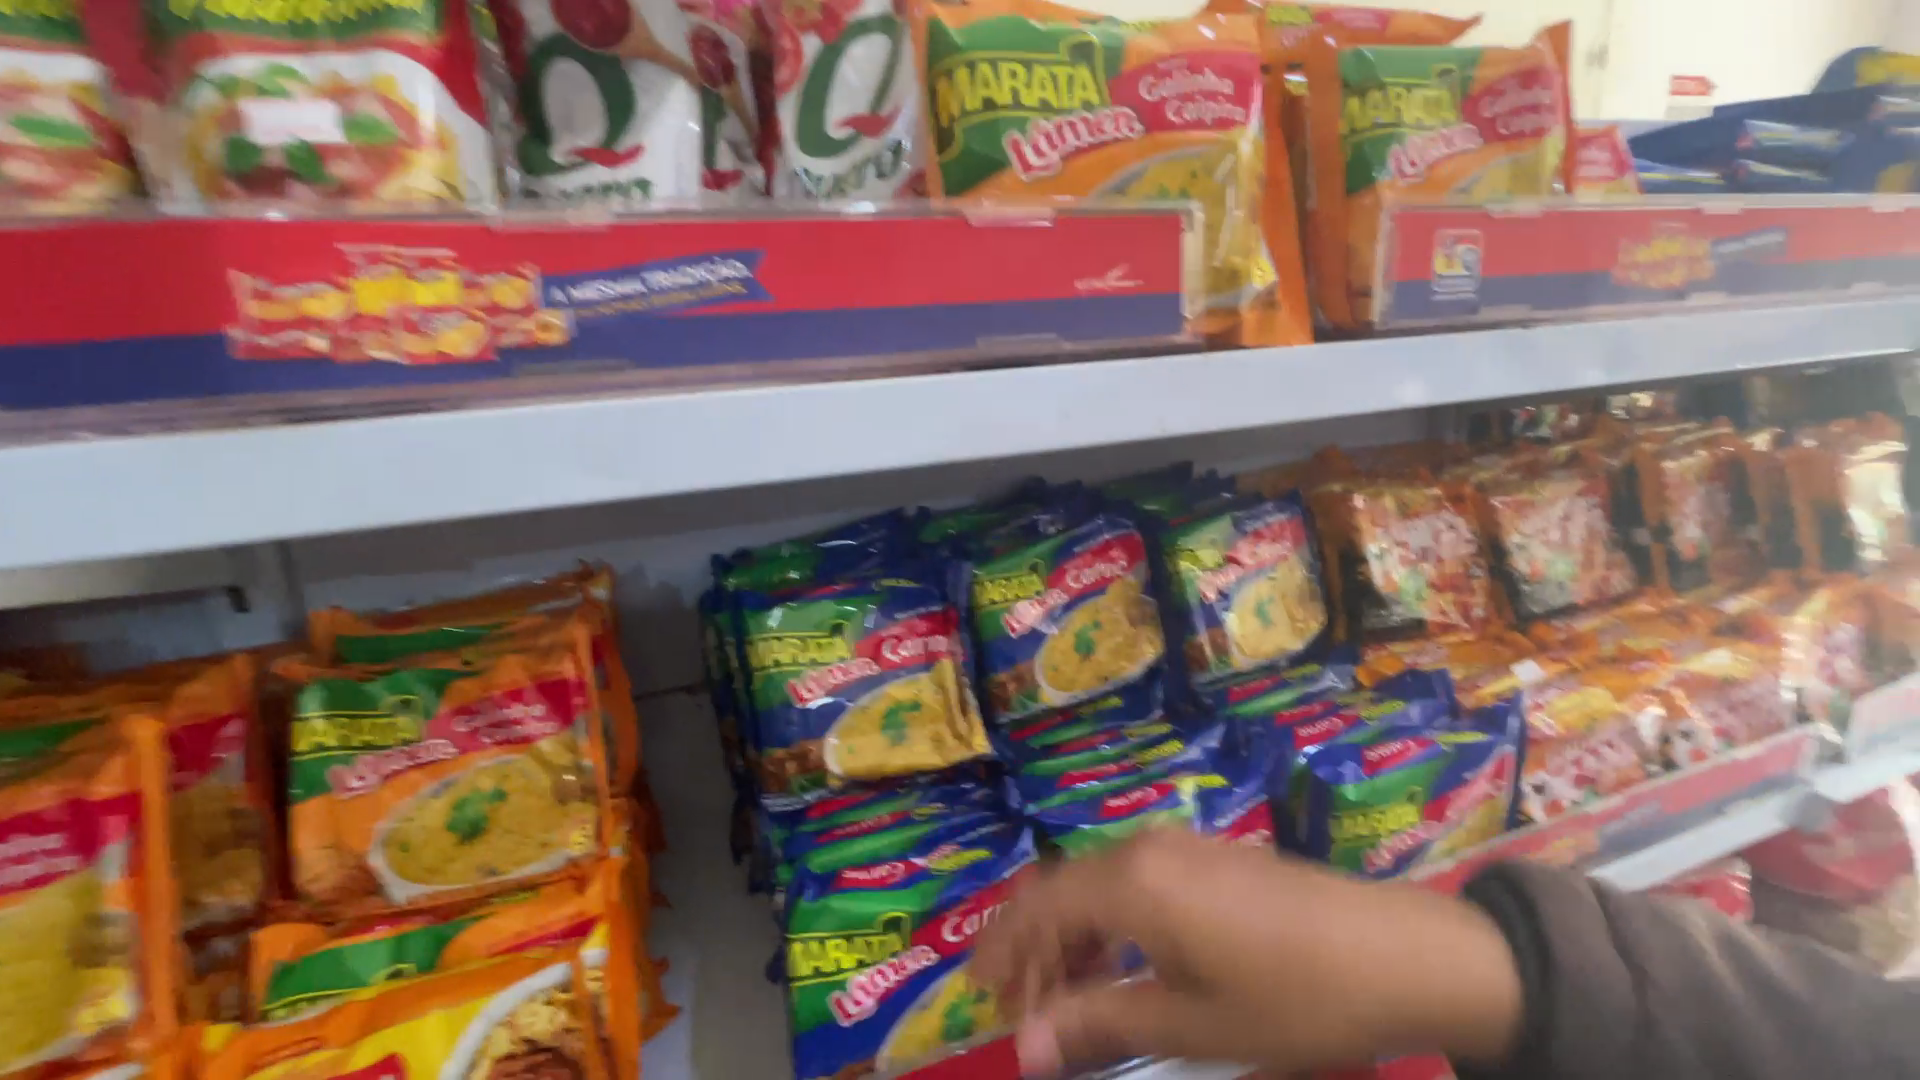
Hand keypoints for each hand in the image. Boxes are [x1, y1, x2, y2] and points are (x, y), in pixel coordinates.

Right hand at [968, 829, 1523, 1077]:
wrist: (1401, 952)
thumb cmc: (1292, 998)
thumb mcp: (1192, 1024)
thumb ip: (1100, 1024)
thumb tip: (1025, 1047)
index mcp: (1132, 883)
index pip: (1040, 907)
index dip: (1003, 949)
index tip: (979, 995)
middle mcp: (1144, 849)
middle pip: (1063, 892)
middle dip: (1033, 948)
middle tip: (1021, 1010)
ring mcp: (1179, 847)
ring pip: (1097, 886)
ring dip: (1072, 938)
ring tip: (1066, 997)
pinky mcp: (1207, 857)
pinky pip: (1133, 883)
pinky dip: (1110, 924)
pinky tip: (1120, 965)